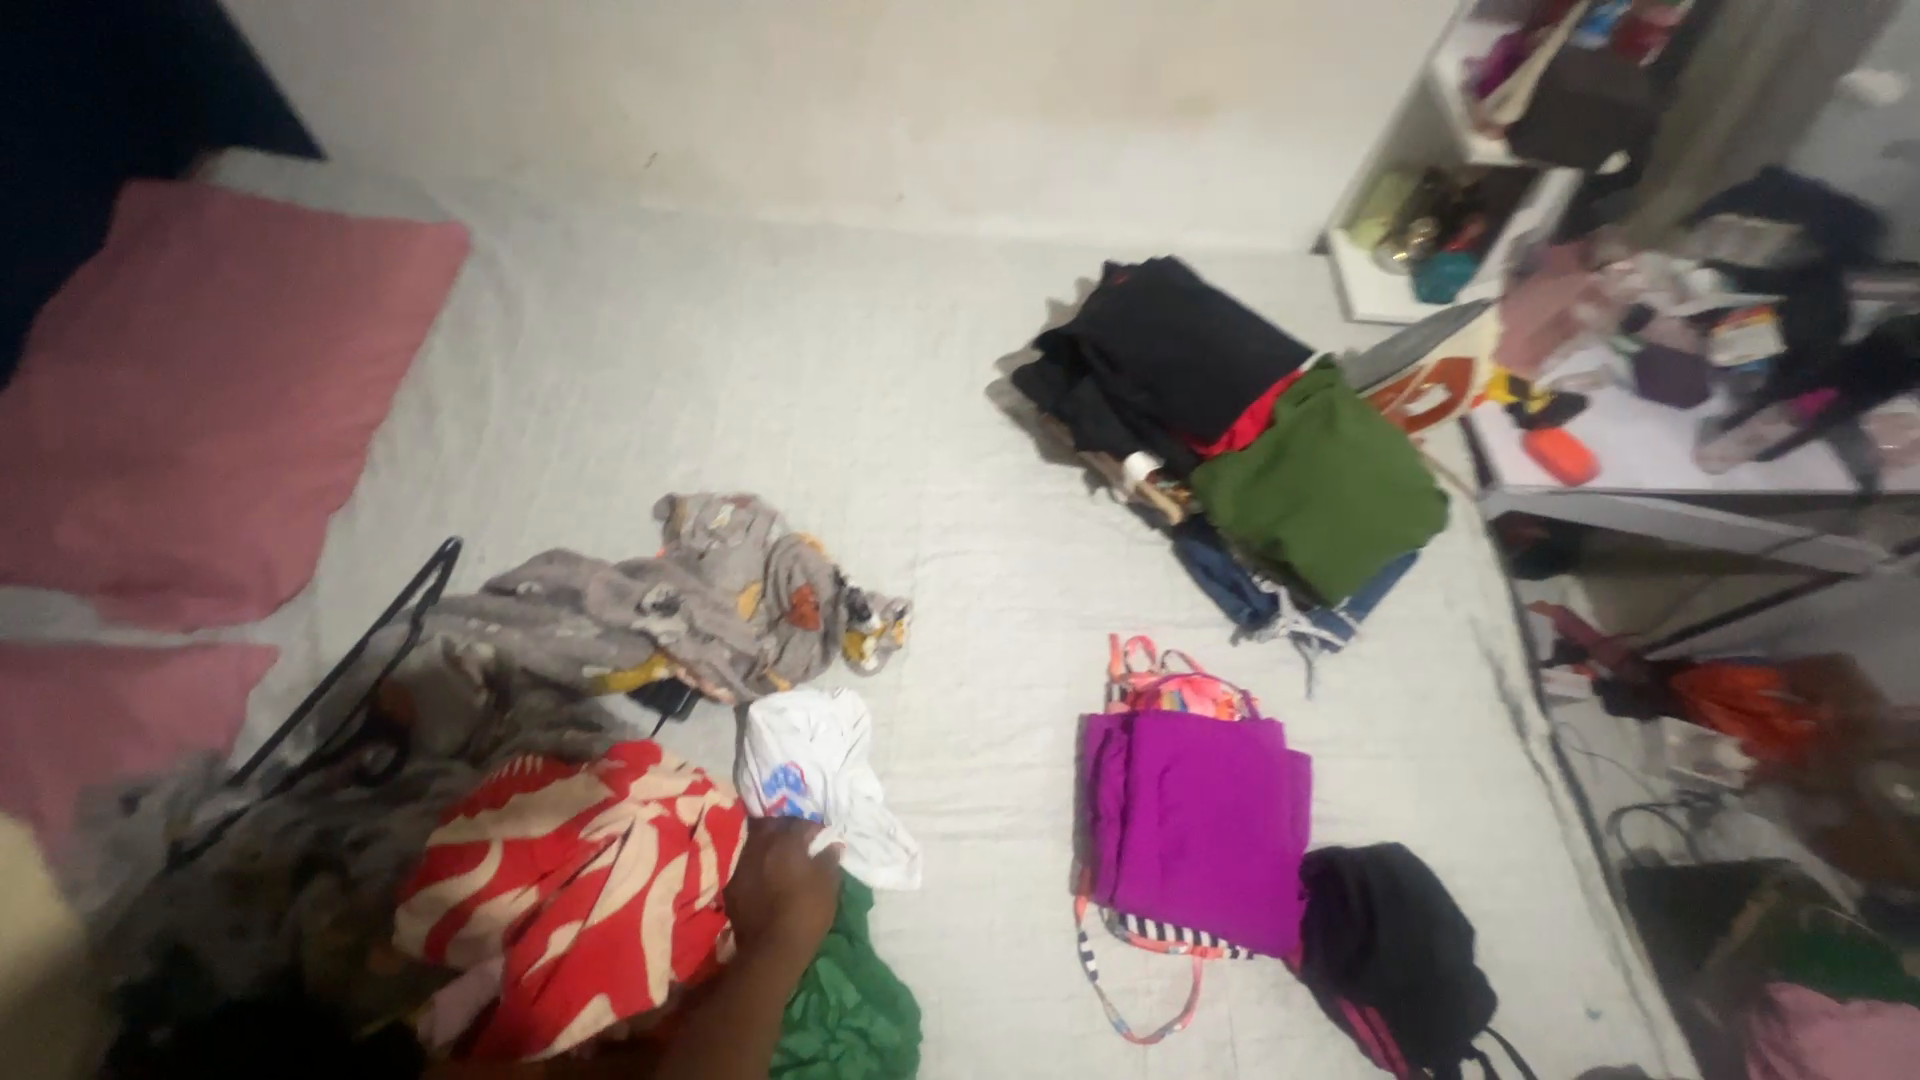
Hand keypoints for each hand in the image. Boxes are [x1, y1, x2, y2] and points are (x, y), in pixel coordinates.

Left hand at [724, 817, 841, 963]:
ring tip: (779, 857)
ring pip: (755, 843)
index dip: (813, 828)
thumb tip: (832, 845)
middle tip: (797, 841)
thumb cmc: (806, 913)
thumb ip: (829, 859)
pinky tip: (764, 877)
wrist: (771, 951)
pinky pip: (745, 865)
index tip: (821, 838)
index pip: (801, 823)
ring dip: (768, 845)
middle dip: (785, 829)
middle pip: (772, 825)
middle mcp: (761, 847)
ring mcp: (743, 866)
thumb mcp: (828, 885)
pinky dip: (756, 866)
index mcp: (786, 842)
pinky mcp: (732, 887)